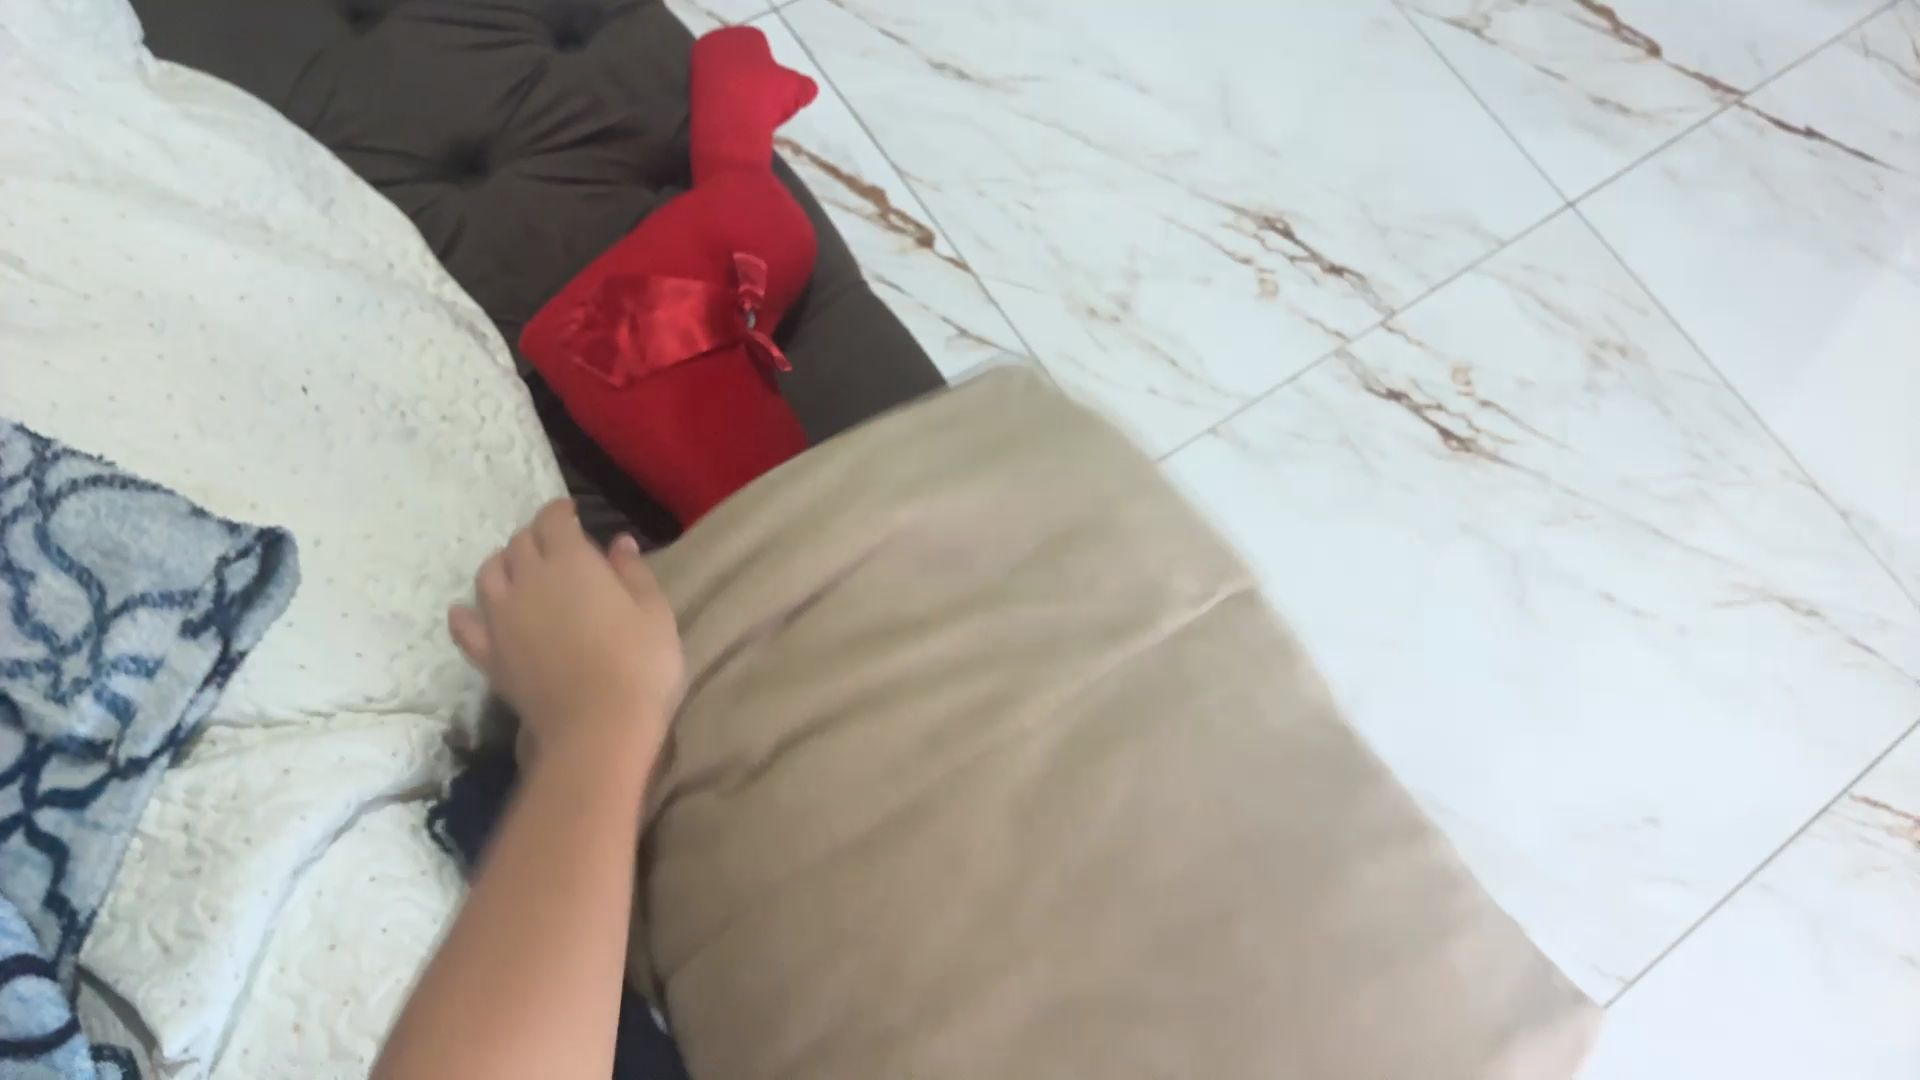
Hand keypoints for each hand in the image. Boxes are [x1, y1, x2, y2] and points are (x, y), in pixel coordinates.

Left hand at [448, 499, 683, 763]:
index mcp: (572, 563)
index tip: (571, 511)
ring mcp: (501, 619)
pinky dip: (467, 613)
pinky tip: (471, 612)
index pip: (553, 522)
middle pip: (519, 544)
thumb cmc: (640, 663)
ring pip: (488, 575)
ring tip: (520, 572)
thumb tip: (618, 543)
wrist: (599, 727)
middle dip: (536, 537)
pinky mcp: (489, 655)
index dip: (560, 511)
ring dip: (503, 565)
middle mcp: (527, 581)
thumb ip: (634, 572)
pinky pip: (466, 625)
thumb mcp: (655, 612)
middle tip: (556, 545)